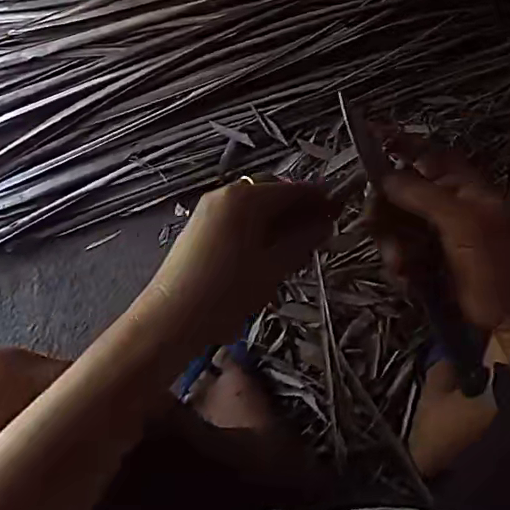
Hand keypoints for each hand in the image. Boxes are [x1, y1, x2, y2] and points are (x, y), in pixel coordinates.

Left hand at [139, 180, 335, 346]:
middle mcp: (226, 194)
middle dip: (299, 211)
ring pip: (256, 208)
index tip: (339, 212)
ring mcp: (210, 209)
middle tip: (321, 234)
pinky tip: (269, 255)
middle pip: (273, 194)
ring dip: (280, 222)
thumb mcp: (273, 268)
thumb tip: (325, 223)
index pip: (292, 189)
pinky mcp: (201, 227)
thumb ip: (303, 240)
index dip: (319, 199)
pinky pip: (240, 218)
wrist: (170, 319)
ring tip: (298, 249)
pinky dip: (260, 229)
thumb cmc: (226, 292)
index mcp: (245, 198)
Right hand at [378, 141, 509, 334]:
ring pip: (397, 227)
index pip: (428, 153)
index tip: (369, 140)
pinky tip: (409, 281)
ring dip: (392, 245)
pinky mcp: (432, 266)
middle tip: (375, 226)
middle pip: (402, 192)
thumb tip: (385, 175)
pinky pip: (402, 255)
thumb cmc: (503, 265)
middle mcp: (448, 206)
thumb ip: (424, 196)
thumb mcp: (465, 224)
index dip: (401, 144)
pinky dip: (400, 268)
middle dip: (386, 210)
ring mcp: (439, 237)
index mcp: (464, 186)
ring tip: (403, 266)